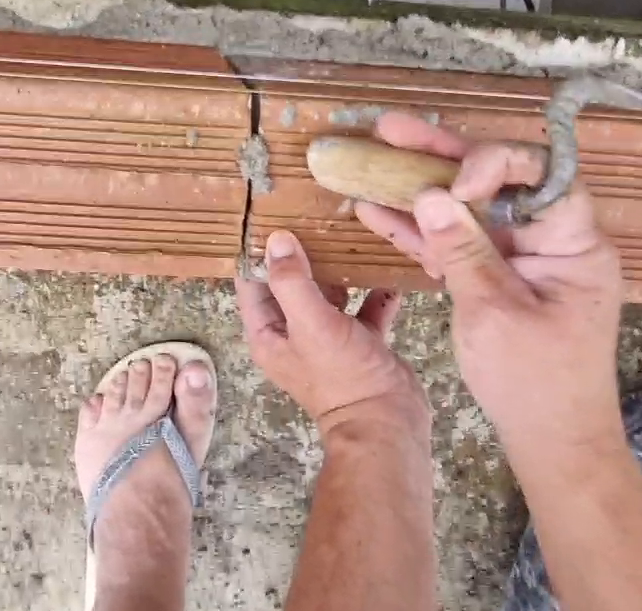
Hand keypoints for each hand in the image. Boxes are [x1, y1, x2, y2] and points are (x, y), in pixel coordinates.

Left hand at [235, 231, 428, 433]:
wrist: (389, 425)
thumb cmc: (342, 376)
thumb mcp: (311, 323)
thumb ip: (291, 280)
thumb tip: (276, 239)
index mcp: (269, 333)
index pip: (252, 283)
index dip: (258, 252)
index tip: (271, 216)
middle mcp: (294, 334)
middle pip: (291, 284)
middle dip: (303, 254)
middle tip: (315, 216)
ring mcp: (328, 339)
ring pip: (328, 294)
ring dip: (338, 270)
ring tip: (350, 236)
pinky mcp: (360, 344)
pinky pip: (364, 310)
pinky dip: (373, 293)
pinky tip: (388, 272)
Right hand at [353, 112, 623, 464]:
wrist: (549, 441)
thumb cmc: (537, 383)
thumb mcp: (496, 313)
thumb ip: (462, 251)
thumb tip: (429, 197)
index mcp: (573, 244)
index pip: (541, 175)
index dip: (494, 164)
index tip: (456, 183)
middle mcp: (545, 239)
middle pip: (493, 180)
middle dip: (440, 155)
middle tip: (391, 130)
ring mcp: (514, 255)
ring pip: (463, 207)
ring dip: (417, 185)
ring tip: (372, 156)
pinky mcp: (488, 274)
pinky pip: (451, 241)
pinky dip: (416, 229)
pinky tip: (375, 210)